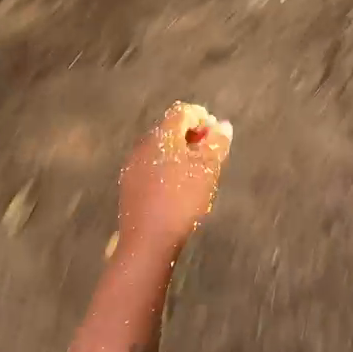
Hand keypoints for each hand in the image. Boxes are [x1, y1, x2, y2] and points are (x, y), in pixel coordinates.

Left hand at [117, 103, 231, 256]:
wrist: (148, 239)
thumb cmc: (183, 199)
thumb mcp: (209, 169)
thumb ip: (217, 143)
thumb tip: (223, 125)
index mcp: (162, 135)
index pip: (183, 112)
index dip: (202, 118)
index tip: (216, 137)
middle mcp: (143, 144)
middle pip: (170, 129)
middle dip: (193, 136)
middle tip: (210, 155)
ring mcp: (132, 165)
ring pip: (160, 148)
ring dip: (180, 153)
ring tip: (197, 173)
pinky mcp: (129, 185)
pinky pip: (152, 165)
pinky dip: (167, 167)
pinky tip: (177, 187)